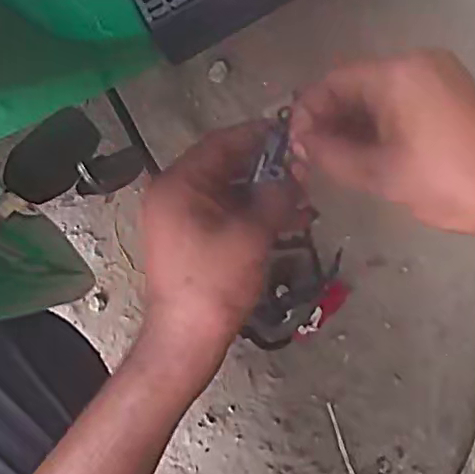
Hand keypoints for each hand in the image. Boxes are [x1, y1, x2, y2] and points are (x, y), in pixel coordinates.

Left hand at [136, 122, 303, 379]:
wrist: (186, 338)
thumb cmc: (215, 282)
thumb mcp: (252, 233)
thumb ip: (276, 195)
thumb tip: (294, 175)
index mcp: (178, 184)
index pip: (220, 143)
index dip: (258, 136)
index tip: (290, 135)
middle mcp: (173, 194)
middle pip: (224, 166)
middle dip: (266, 168)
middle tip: (301, 171)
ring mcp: (178, 218)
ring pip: (227, 192)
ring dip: (263, 192)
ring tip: (301, 197)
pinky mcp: (189, 239)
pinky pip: (223, 213)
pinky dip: (251, 213)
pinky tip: (285, 221)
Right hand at [292, 49, 474, 238]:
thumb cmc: (449, 183)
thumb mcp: (380, 174)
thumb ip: (330, 154)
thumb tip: (301, 143)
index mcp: (397, 74)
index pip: (332, 82)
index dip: (307, 114)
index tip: (295, 148)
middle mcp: (416, 62)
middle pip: (353, 85)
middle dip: (328, 121)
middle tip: (311, 159)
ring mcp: (436, 74)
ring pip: (375, 94)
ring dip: (351, 124)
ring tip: (334, 161)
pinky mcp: (448, 91)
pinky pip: (399, 100)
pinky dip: (377, 124)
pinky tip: (365, 153)